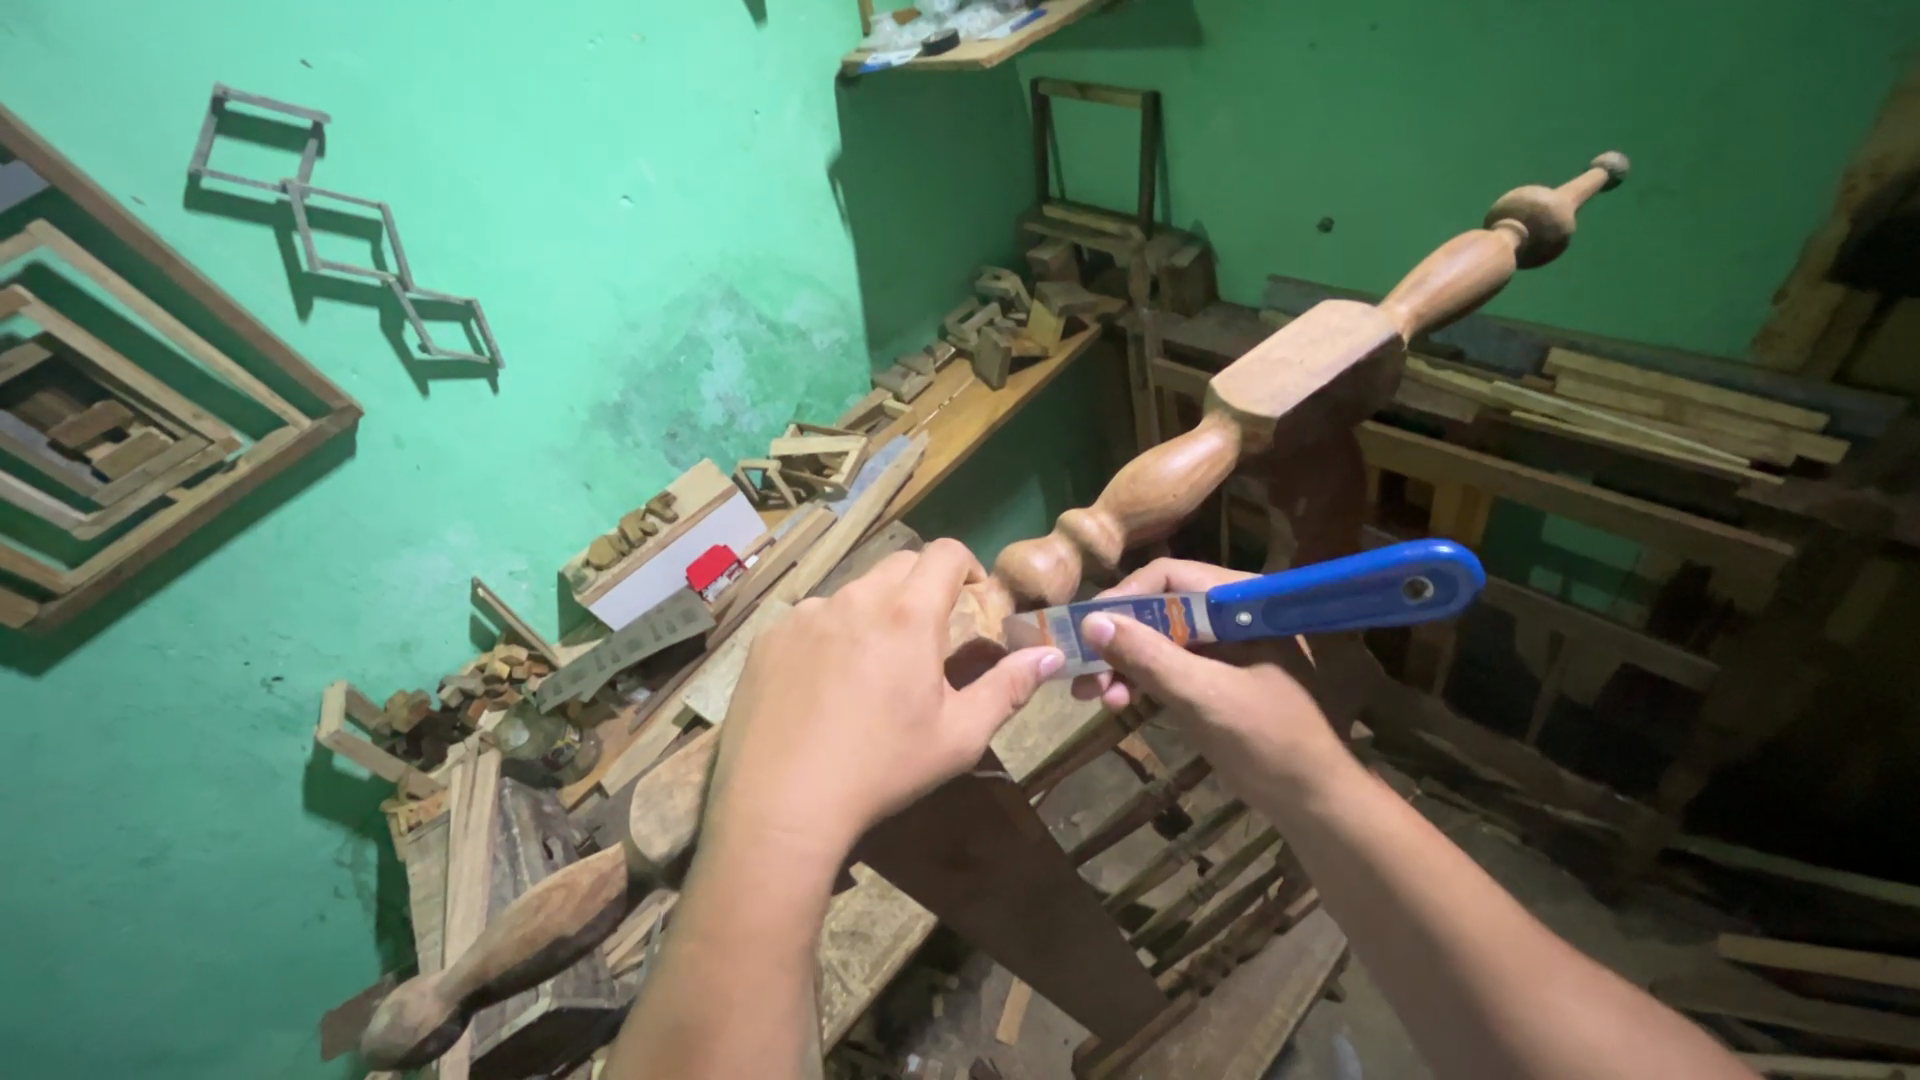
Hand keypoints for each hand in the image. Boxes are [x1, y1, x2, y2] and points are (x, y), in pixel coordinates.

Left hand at [707, 539, 1064, 861]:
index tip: (969, 599)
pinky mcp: (769, 638)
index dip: (965, 566)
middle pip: (899, 565)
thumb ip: (1009, 688)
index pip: (945, 552)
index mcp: (907, 615)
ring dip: (874, 611)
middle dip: (922, 586)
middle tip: (926, 637)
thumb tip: (1051, 655)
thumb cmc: (882, 769)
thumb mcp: (959, 737)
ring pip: (853, 592)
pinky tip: (822, 685)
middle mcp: (854, 599)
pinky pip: (811, 618)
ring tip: (871, 665)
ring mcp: (805, 615)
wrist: (782, 804)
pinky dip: (829, 634)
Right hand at [1069, 558, 1353, 799]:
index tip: (1087, 629)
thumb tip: (1091, 622)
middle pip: (1155, 607)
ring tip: (1092, 696)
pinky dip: (1136, 680)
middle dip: (1116, 638)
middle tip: (1081, 672)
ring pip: (1153, 637)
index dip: (1123, 599)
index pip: (1169, 577)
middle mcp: (1228, 613)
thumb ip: (1150, 657)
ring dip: (1120, 663)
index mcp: (1241, 602)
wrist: (1312, 801)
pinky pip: (1163, 664)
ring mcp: (1219, 645)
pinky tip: (1117, 702)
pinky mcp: (1210, 675)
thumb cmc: (1270, 742)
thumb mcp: (1205, 697)